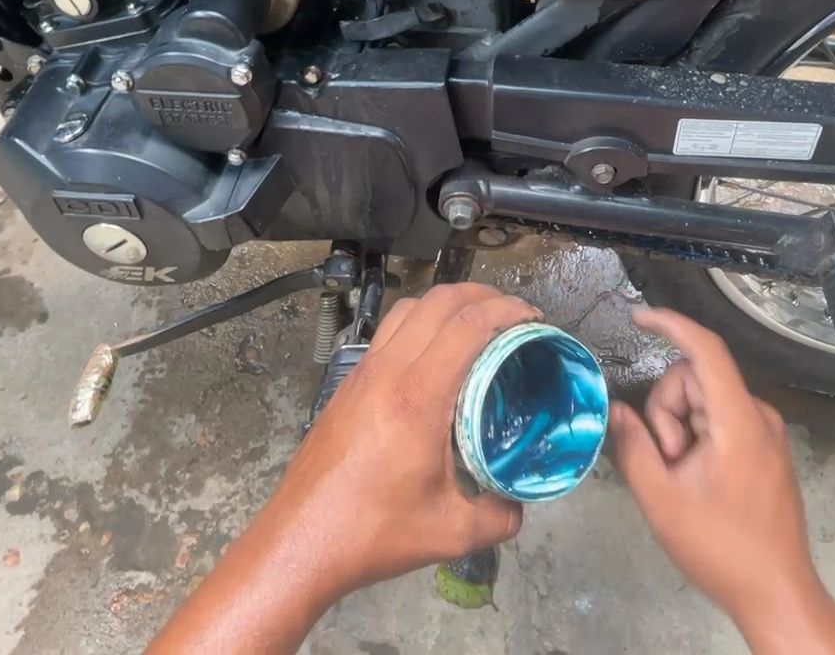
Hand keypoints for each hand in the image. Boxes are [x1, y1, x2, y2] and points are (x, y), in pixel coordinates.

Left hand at [256, 282, 540, 595]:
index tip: (534, 317)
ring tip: (476, 322)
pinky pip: (390, 329)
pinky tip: (435, 353)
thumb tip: (520, 504)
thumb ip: (498, 517)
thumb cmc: (374, 531)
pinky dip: (422, 321)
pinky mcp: (349, 381)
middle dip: (483, 295)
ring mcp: (364, 370)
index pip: (468, 325)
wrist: (300, 540)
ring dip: (448, 302)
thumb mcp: (450, 533)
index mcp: (418, 395)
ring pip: (410, 307)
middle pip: (440, 300)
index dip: (507, 310)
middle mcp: (389, 368)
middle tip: (513, 314)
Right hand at [607, 308, 834, 653]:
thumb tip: (617, 410)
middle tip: (668, 463)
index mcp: (738, 420)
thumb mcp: (660, 499)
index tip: (638, 317)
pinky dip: (695, 437)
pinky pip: (717, 418)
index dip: (671, 324)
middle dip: (667, 412)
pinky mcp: (764, 446)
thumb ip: (633, 445)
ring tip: (683, 477)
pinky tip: (695, 477)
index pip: (706, 350)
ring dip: (680, 429)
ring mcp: (765, 431)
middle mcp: (758, 415)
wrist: (779, 596)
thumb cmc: (720, 548)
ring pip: (702, 400)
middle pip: (694, 379)